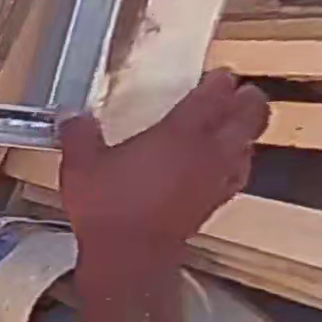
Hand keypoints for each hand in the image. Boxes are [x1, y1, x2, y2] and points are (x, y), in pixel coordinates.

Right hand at [59, 69, 269, 268]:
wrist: (130, 248)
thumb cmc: (105, 202)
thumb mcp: (79, 164)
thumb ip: (79, 135)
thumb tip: (71, 114)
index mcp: (178, 134)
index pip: (209, 99)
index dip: (217, 83)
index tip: (221, 73)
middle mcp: (209, 150)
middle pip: (246, 117)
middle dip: (248, 101)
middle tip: (244, 91)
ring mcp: (219, 174)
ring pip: (249, 142)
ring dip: (248, 127)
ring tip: (239, 122)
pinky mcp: (218, 196)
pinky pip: (239, 168)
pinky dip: (238, 156)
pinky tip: (228, 160)